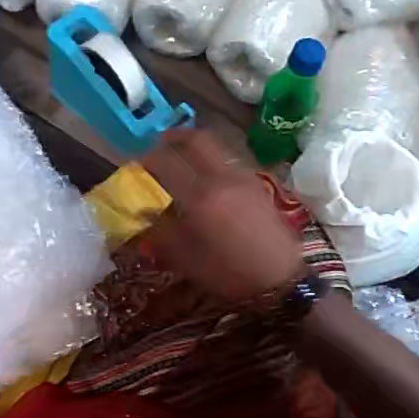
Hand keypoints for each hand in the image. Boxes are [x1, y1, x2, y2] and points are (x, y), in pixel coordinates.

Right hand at [140, 129, 304, 301]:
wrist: (282, 279)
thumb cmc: (230, 274)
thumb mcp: (188, 260)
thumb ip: (162, 233)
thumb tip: (142, 213)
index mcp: (201, 196)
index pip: (166, 161)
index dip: (146, 159)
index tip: (136, 166)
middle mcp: (223, 177)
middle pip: (196, 139)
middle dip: (173, 137)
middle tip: (159, 146)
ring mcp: (244, 177)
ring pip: (216, 147)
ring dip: (194, 147)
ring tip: (182, 161)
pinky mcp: (258, 184)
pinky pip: (229, 160)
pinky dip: (212, 160)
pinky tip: (207, 180)